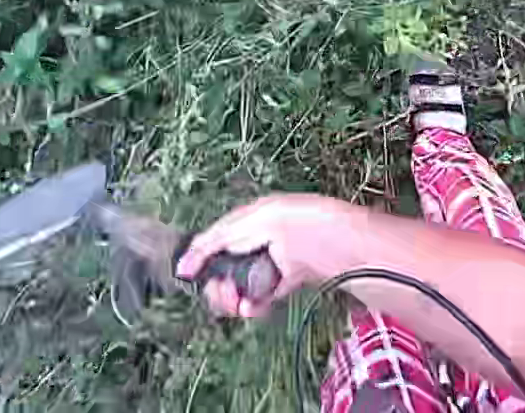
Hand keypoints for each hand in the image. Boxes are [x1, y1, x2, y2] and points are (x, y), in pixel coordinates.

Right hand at [175, 194, 363, 317]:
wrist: (340, 245)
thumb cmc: (298, 221)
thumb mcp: (252, 222)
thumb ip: (218, 239)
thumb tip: (185, 263)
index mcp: (250, 217)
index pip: (215, 239)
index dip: (200, 257)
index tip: (187, 274)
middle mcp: (258, 239)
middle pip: (223, 269)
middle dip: (218, 284)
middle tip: (225, 293)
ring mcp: (270, 262)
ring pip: (238, 287)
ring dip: (234, 298)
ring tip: (239, 302)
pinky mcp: (284, 283)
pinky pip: (259, 299)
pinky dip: (253, 306)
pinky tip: (252, 307)